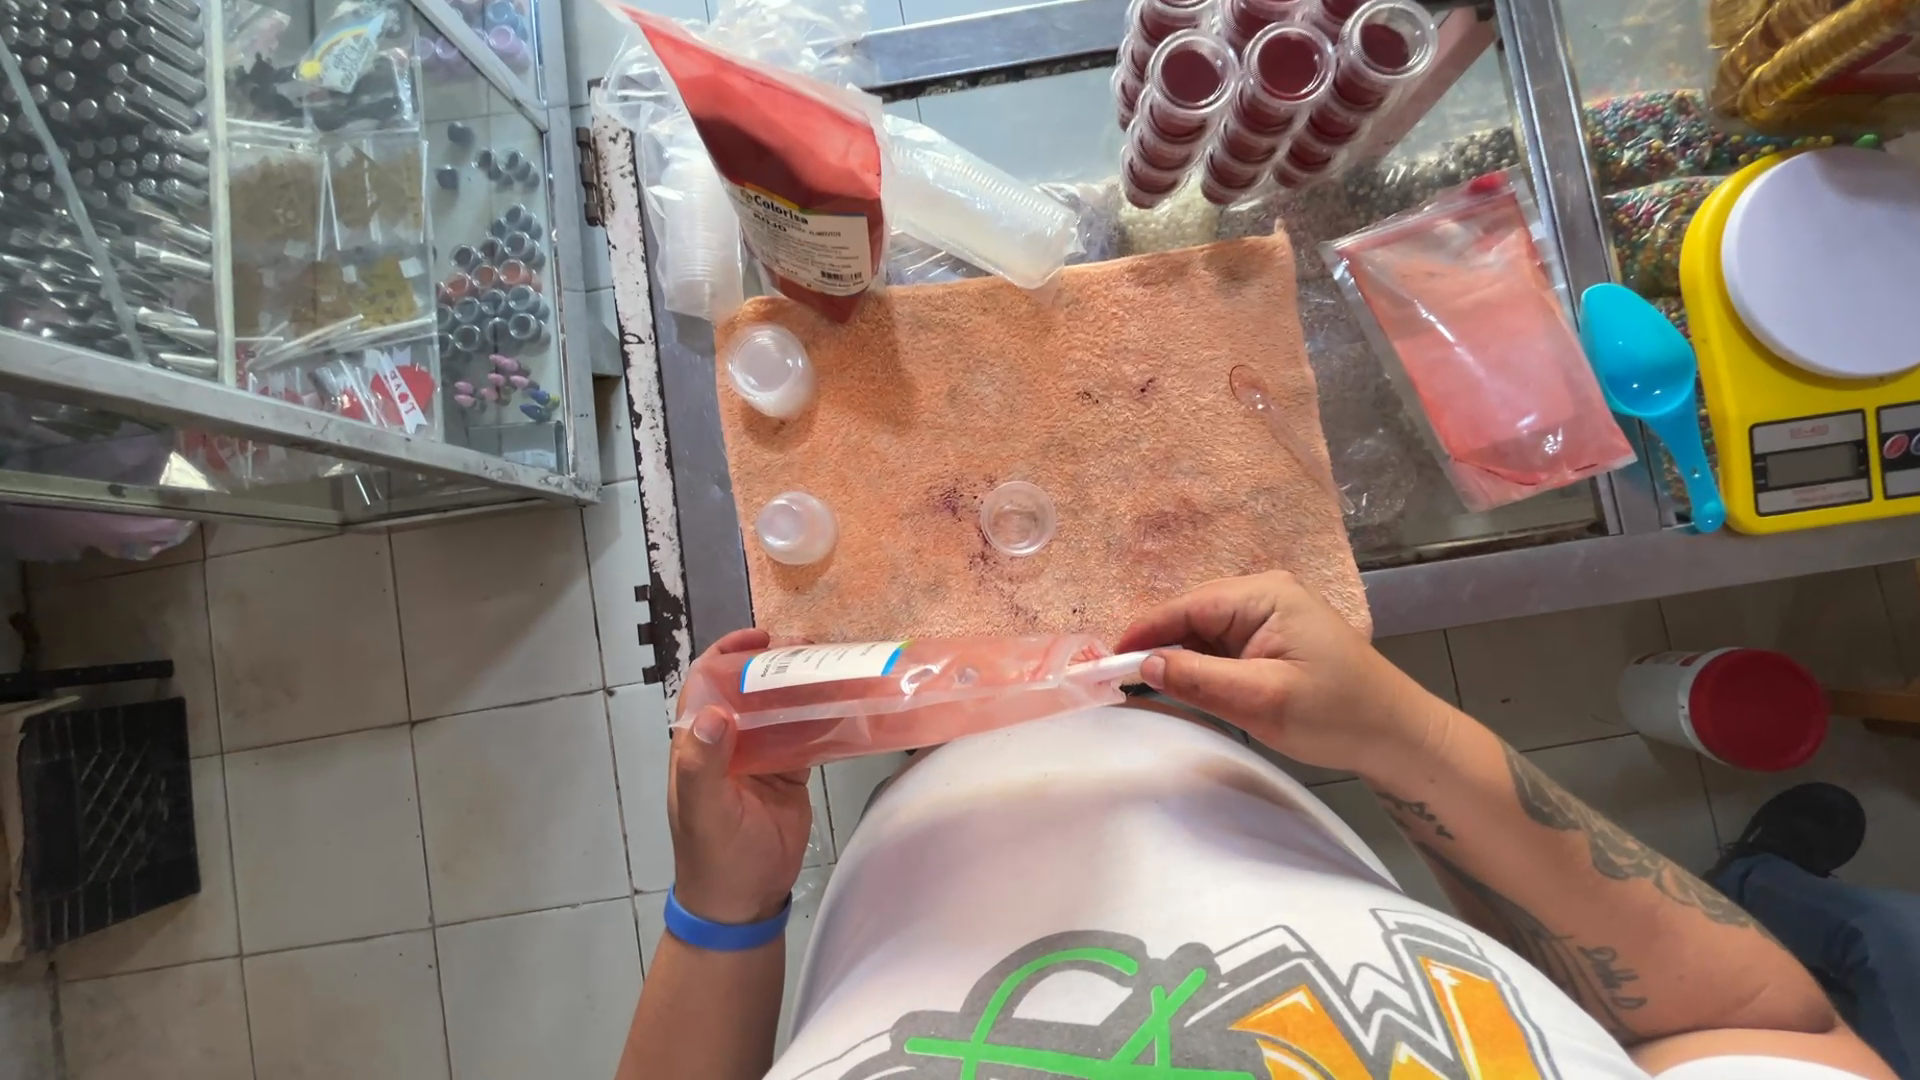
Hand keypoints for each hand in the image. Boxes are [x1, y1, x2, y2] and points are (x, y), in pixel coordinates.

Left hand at [669, 628, 813, 923]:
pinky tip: (845, 698)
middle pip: (750, 687)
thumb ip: (704, 764)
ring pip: (781, 706)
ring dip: (803, 682)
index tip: (759, 638)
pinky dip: (824, 713)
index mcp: (699, 744)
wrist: (745, 900)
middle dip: (775, 662)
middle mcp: (730, 741)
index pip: (705, 684)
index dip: (727, 654)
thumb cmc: (716, 855)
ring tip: (831, 662)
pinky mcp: (791, 770)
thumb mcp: (704, 811)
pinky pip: (807, 732)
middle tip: (808, 645)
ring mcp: (762, 754)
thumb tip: (715, 713)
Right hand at [1114, 571, 1449, 773]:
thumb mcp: (1263, 700)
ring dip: (1178, 658)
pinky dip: (1199, 666)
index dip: (1144, 632)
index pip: (1187, 607)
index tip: (1107, 660)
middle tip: (1122, 680)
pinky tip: (1185, 684)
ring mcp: (1267, 614)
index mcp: (1263, 595)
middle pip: (1190, 616)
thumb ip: (1198, 679)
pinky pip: (1219, 646)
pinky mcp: (1269, 637)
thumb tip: (1145, 663)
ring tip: (1146, 686)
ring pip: (1202, 632)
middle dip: (1158, 646)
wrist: (1399, 738)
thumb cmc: (1337, 715)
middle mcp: (1262, 594)